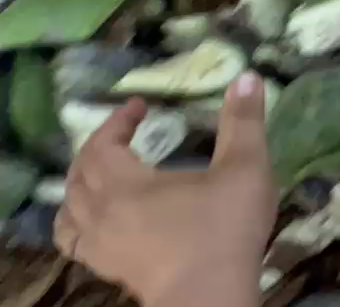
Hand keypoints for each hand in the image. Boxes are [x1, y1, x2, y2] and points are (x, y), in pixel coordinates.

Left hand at [57, 73, 275, 306]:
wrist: (208, 289)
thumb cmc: (226, 222)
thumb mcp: (247, 164)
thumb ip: (244, 121)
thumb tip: (246, 77)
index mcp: (126, 188)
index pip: (101, 149)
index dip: (116, 123)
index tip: (141, 105)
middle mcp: (99, 215)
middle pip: (78, 177)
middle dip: (98, 148)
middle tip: (128, 130)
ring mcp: (97, 245)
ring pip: (68, 208)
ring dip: (83, 182)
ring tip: (108, 169)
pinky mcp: (106, 263)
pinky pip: (73, 234)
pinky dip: (78, 214)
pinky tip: (100, 215)